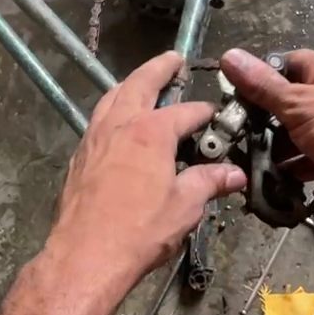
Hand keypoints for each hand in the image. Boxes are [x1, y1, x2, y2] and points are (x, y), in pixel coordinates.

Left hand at [44, 52, 247, 291]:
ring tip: (142, 82)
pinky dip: (112, 110)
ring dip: (129, 85)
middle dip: (158, 68)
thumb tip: (234, 174)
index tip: (215, 116)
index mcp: (150, 132)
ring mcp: (94, 139)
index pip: (185, 111)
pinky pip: (97, 120)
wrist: (86, 256)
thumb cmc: (139, 230)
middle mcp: (119, 126)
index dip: (204, 112)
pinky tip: (118, 123)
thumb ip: (208, 182)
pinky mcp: (79, 158)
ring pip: (111, 98)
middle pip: (139, 84)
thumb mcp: (185, 206)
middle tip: (172, 59)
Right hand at [220, 48, 313, 213]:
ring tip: (249, 161)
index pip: (281, 64)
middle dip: (262, 120)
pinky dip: (292, 166)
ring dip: (274, 147)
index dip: (257, 78)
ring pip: (292, 132)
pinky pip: (305, 156)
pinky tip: (272, 178)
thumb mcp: (296, 103)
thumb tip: (228, 55)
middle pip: (284, 101)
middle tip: (236, 135)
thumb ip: (261, 84)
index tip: (234, 98)